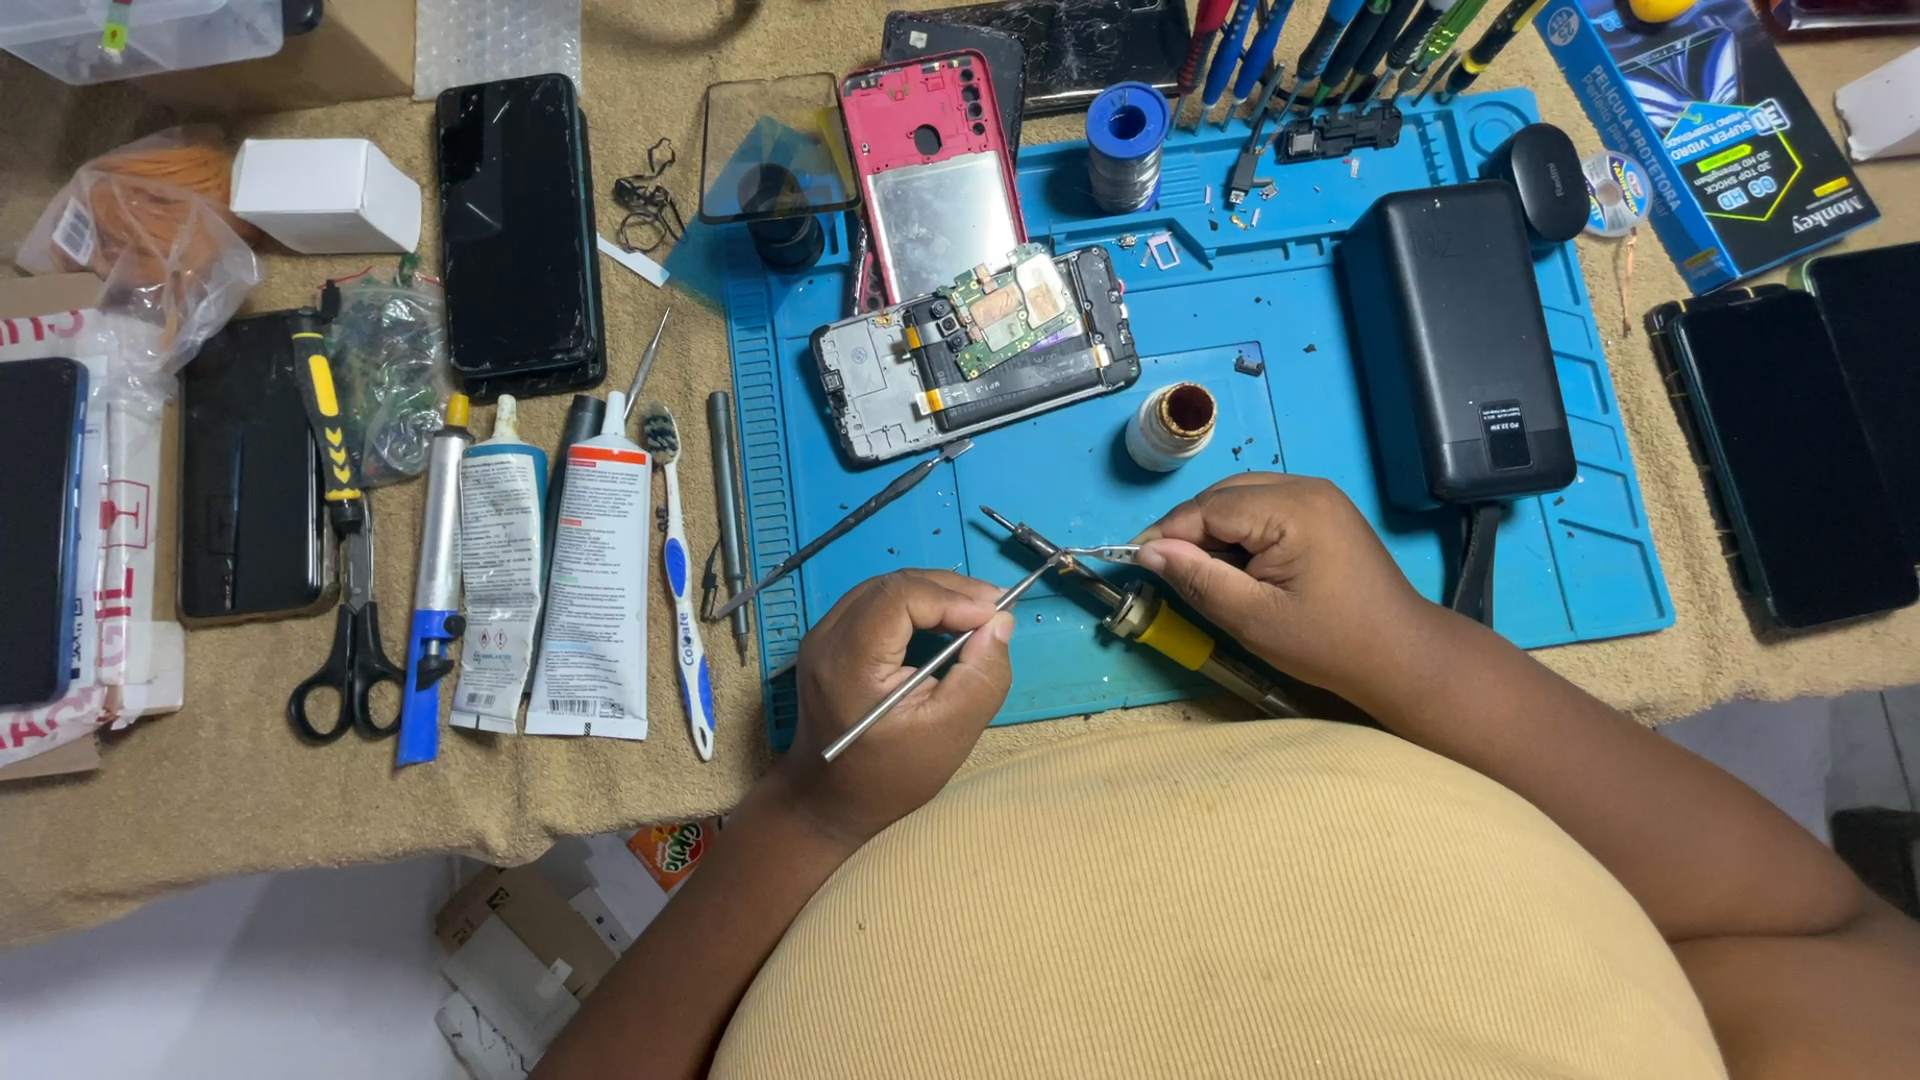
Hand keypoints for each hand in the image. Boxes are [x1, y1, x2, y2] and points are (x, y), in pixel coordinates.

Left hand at [775, 570, 1014, 847]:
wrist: (827, 802)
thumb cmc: (890, 776)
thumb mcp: (951, 734)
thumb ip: (982, 676)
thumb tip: (1000, 622)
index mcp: (849, 663)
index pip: (900, 598)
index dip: (952, 598)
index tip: (994, 616)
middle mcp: (827, 638)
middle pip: (892, 584)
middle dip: (950, 588)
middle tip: (995, 606)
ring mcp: (822, 636)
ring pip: (885, 587)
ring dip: (934, 591)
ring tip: (977, 610)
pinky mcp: (829, 640)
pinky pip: (876, 603)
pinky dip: (915, 603)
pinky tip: (945, 618)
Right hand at [1133, 473, 1434, 698]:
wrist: (1401, 656)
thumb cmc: (1327, 643)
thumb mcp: (1252, 618)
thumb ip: (1198, 578)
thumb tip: (1147, 551)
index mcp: (1293, 510)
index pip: (1208, 508)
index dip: (1168, 533)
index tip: (1137, 561)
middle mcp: (1305, 487)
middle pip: (1221, 496)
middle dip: (1189, 531)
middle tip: (1170, 572)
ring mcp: (1317, 495)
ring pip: (1238, 498)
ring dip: (1212, 531)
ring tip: (1203, 572)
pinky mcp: (1321, 509)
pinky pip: (1261, 507)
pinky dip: (1237, 531)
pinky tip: (1236, 565)